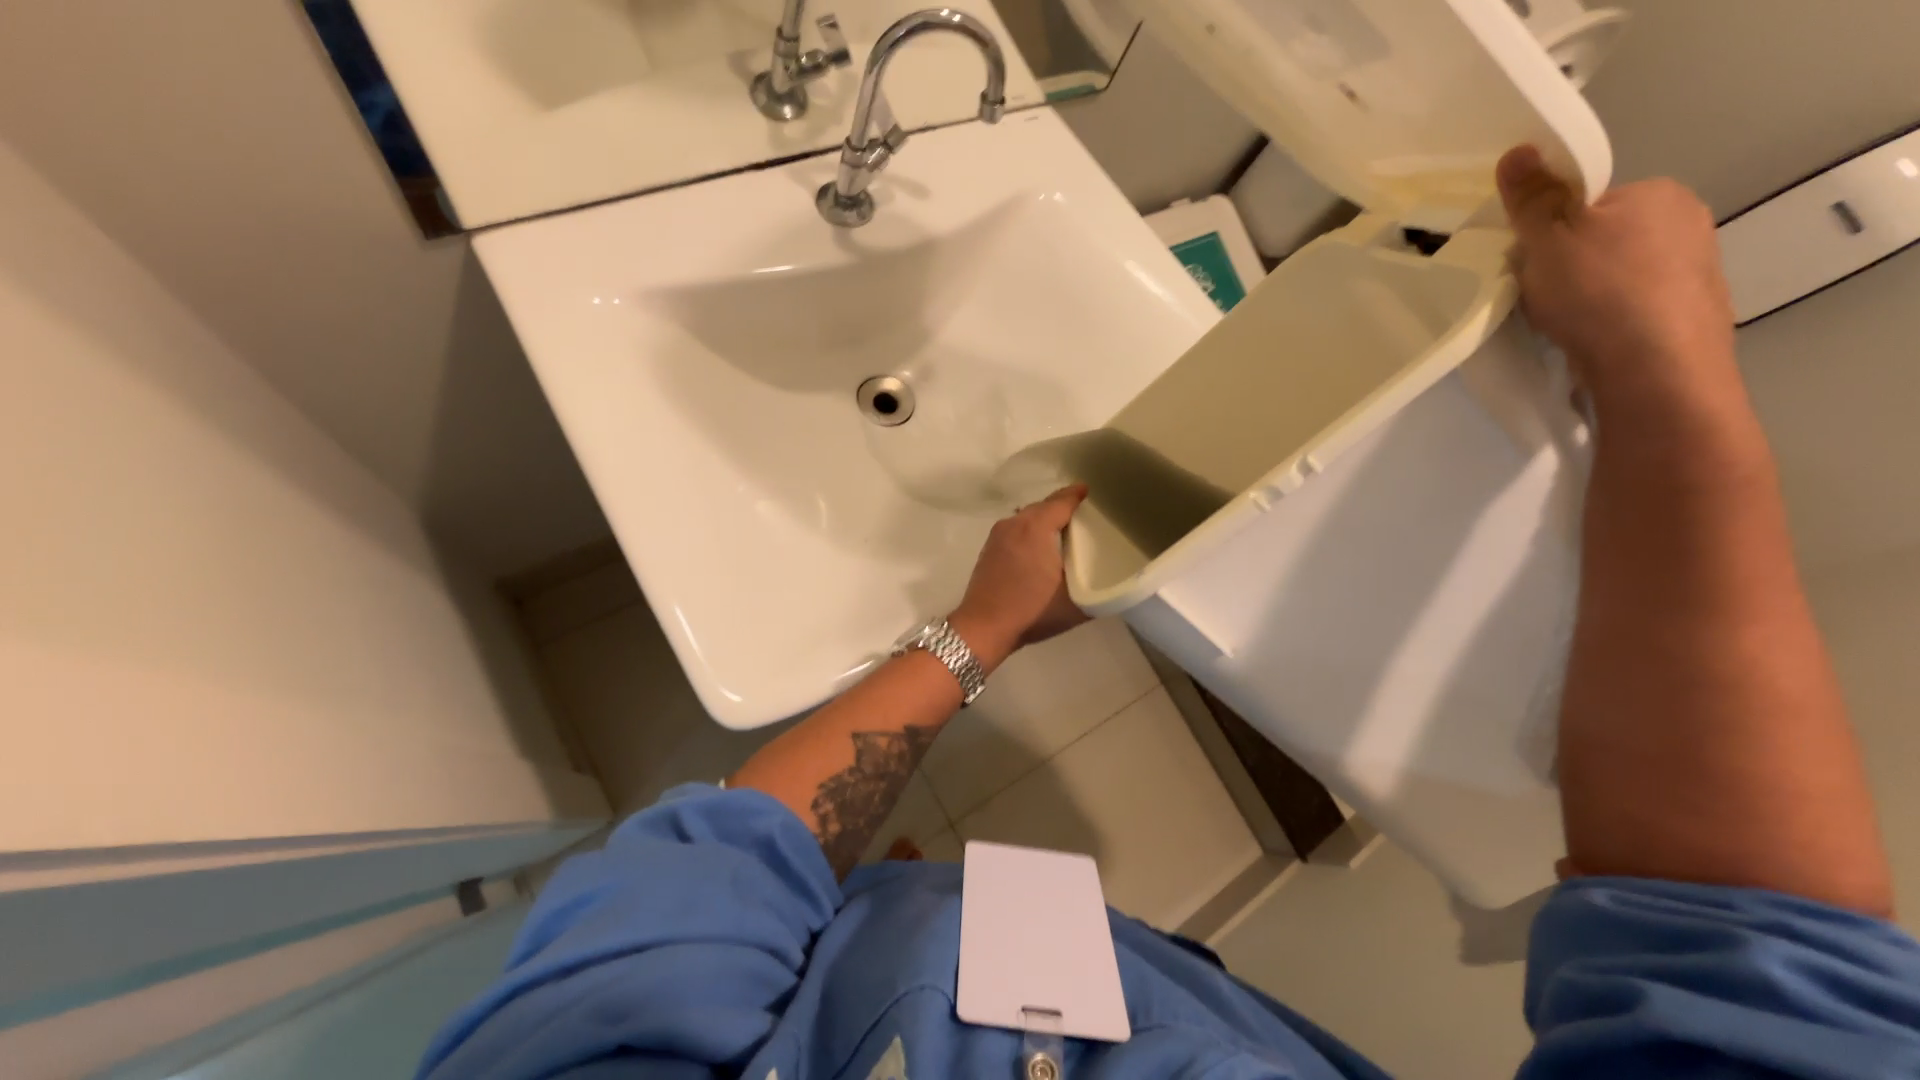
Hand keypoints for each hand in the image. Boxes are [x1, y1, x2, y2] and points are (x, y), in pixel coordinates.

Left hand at [948, 484, 1090, 671]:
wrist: (983, 628)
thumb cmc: (1032, 611)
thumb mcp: (1077, 604)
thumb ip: (1101, 591)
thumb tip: (1117, 586)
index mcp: (1036, 527)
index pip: (1062, 501)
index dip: (1078, 495)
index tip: (1092, 492)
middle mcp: (1015, 523)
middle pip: (1043, 506)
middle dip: (1062, 506)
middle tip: (1084, 515)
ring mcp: (998, 535)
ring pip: (1027, 517)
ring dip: (1044, 519)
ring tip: (1064, 530)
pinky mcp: (988, 549)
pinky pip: (1015, 529)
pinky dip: (1030, 531)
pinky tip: (1040, 547)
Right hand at [1496, 146, 1739, 415]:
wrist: (1656, 369)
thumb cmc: (1599, 292)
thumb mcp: (1548, 238)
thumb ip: (1533, 197)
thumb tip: (1520, 148)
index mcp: (1659, 193)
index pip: (1592, 202)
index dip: (1553, 229)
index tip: (1533, 259)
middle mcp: (1690, 223)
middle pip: (1608, 238)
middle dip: (1576, 263)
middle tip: (1543, 295)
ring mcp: (1700, 272)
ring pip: (1626, 276)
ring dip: (1596, 295)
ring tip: (1567, 324)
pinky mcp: (1697, 317)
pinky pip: (1641, 310)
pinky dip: (1615, 322)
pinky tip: (1595, 342)